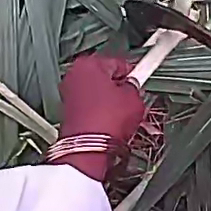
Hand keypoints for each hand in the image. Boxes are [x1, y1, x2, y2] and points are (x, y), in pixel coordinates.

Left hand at [55, 54, 145, 181]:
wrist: (89, 148)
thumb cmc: (106, 120)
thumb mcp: (133, 98)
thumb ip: (134, 86)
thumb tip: (133, 87)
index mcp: (88, 64)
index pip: (118, 62)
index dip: (133, 73)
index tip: (141, 77)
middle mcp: (74, 76)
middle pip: (105, 77)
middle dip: (119, 88)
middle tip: (133, 98)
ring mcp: (69, 95)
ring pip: (97, 93)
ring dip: (110, 101)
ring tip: (123, 114)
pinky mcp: (69, 113)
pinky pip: (91, 108)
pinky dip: (101, 113)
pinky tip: (111, 123)